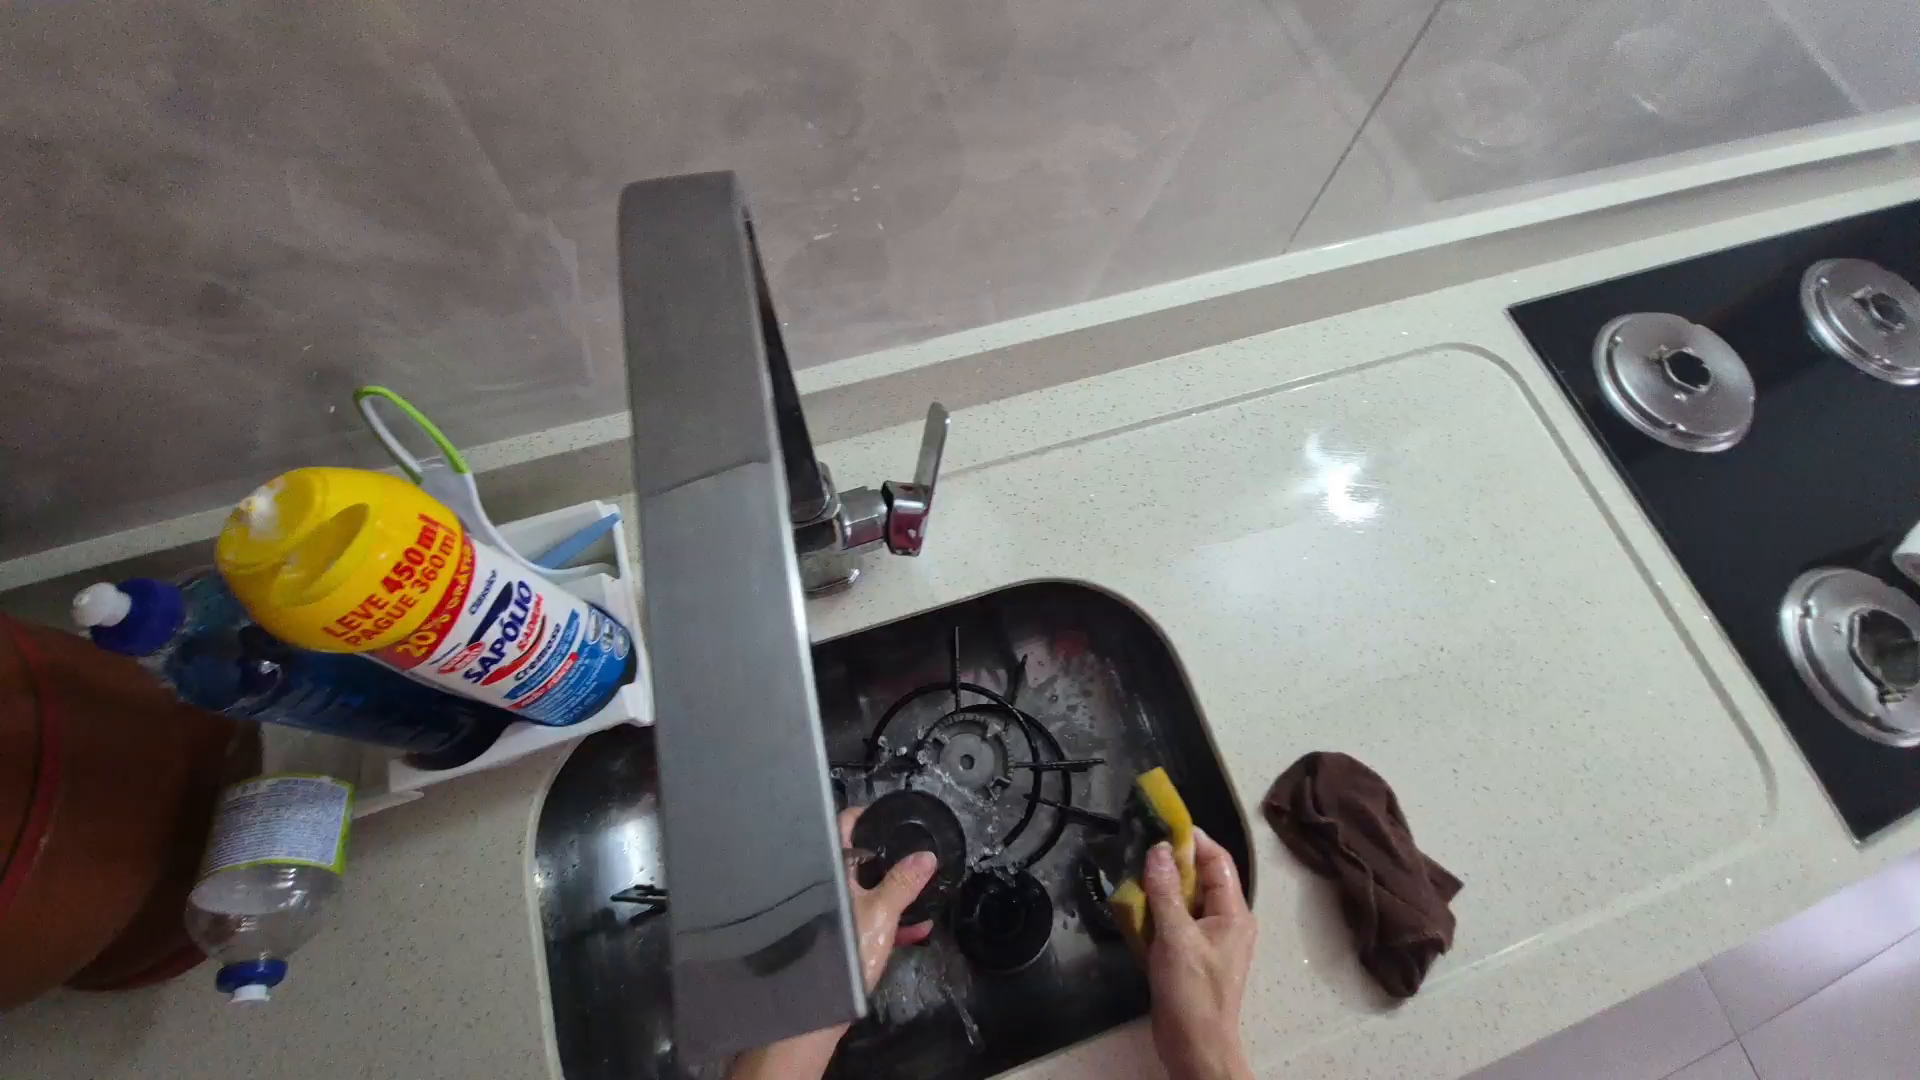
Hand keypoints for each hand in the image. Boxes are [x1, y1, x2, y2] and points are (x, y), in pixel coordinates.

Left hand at [838, 804, 938, 990]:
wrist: (819, 1010)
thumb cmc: (846, 951)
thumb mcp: (882, 913)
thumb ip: (904, 883)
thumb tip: (928, 856)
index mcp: (833, 870)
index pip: (843, 826)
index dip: (865, 815)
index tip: (889, 814)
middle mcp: (829, 885)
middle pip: (859, 858)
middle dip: (887, 856)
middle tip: (913, 852)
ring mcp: (834, 912)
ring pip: (866, 889)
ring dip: (893, 890)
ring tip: (923, 890)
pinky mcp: (842, 937)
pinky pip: (869, 917)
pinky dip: (890, 919)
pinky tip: (917, 928)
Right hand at [1143, 828, 1257, 1079]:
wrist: (1195, 1048)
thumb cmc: (1192, 991)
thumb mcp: (1176, 937)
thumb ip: (1166, 890)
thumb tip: (1158, 847)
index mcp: (1233, 913)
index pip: (1218, 861)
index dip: (1193, 839)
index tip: (1163, 822)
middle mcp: (1225, 920)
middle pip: (1201, 876)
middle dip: (1172, 859)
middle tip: (1141, 843)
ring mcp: (1208, 938)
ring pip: (1185, 896)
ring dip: (1161, 883)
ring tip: (1133, 868)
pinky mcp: (1190, 953)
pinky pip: (1175, 917)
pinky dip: (1157, 906)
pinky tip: (1135, 903)